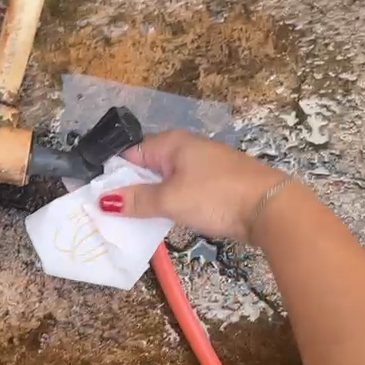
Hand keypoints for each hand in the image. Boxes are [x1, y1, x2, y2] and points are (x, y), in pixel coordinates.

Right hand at [103, 130, 292, 241]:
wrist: (271, 208)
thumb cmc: (216, 196)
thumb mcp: (171, 200)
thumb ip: (137, 200)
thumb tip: (103, 199)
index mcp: (171, 143)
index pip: (129, 154)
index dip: (110, 174)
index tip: (93, 196)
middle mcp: (185, 148)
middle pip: (146, 167)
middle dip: (128, 188)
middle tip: (106, 214)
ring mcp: (202, 166)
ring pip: (164, 181)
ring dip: (149, 199)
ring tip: (128, 221)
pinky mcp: (215, 184)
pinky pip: (181, 191)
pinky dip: (169, 203)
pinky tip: (161, 221)